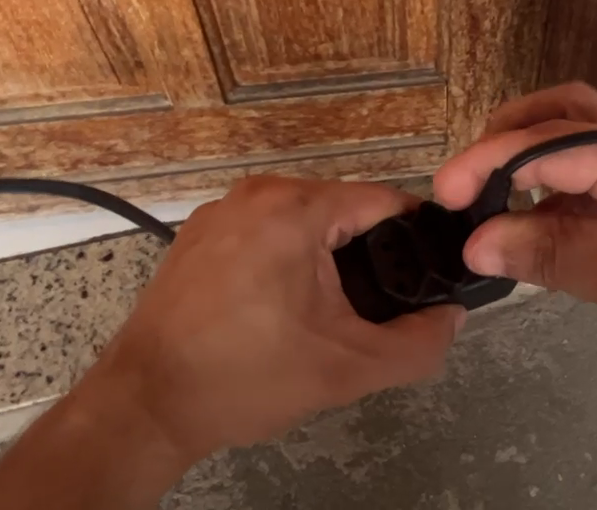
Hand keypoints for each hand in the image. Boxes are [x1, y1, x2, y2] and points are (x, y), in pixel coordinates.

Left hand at [92, 177, 463, 456]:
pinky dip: (284, 257)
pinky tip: (278, 306)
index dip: (414, 237)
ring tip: (326, 311)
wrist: (145, 407)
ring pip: (304, 220)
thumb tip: (451, 316)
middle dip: (366, 254)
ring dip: (325, 257)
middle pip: (343, 209)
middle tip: (370, 307)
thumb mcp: (347, 368)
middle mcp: (260, 191)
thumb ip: (417, 344)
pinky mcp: (199, 232)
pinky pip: (265, 230)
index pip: (383, 201)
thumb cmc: (246, 377)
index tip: (424, 274)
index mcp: (298, 207)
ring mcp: (224, 208)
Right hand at [433, 83, 596, 387]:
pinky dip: (545, 191)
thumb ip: (544, 253)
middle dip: (510, 134)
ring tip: (485, 194)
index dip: (492, 160)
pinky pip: (580, 180)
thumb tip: (472, 244)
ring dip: (526, 160)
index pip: (552, 141)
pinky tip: (523, 219)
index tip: (445, 191)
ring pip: (570, 144)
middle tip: (467, 174)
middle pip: (563, 114)